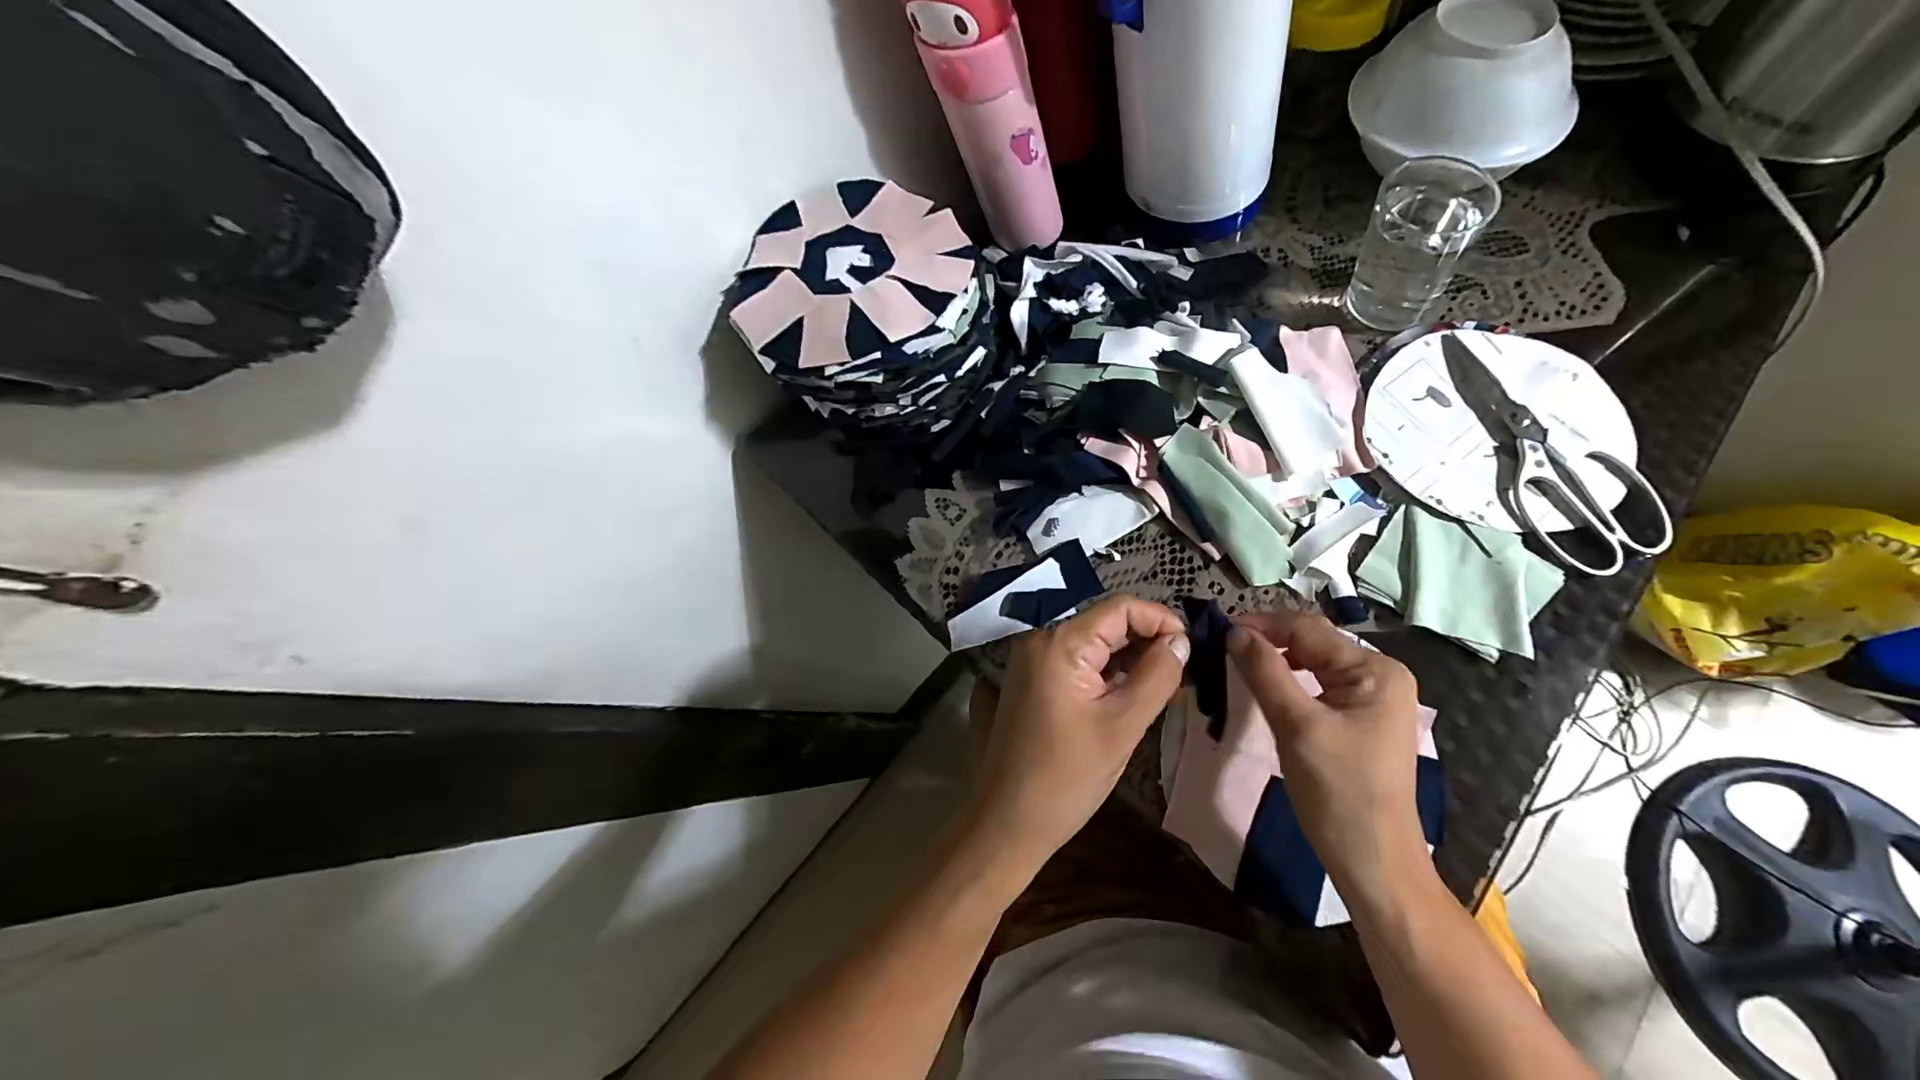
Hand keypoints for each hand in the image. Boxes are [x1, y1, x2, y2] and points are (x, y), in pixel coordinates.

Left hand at [963, 594, 1189, 865]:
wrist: (1007, 821)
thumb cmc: (1067, 777)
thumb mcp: (1122, 726)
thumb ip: (1157, 676)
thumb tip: (1181, 640)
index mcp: (1059, 643)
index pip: (1120, 608)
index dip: (1161, 620)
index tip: (1192, 648)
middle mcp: (1041, 641)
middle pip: (1106, 623)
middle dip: (1148, 641)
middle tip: (1186, 671)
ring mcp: (1033, 662)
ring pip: (1094, 645)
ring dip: (1131, 660)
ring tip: (1168, 686)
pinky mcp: (1033, 682)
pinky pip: (1079, 664)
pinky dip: (1109, 675)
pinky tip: (1136, 695)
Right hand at [1227, 611, 1429, 899]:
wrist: (1372, 858)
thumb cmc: (1337, 791)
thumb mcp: (1296, 726)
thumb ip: (1265, 672)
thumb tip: (1233, 631)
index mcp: (1375, 670)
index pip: (1307, 629)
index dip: (1260, 625)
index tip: (1217, 631)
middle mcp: (1380, 674)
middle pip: (1312, 642)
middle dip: (1267, 641)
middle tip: (1221, 647)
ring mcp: (1373, 697)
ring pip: (1313, 662)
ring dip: (1276, 660)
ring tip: (1237, 663)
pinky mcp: (1361, 717)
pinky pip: (1318, 684)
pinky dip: (1289, 680)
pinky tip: (1266, 687)